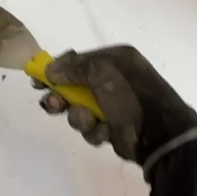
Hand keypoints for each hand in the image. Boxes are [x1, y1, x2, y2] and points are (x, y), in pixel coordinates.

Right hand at [36, 46, 196, 164]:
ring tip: (89, 120)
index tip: (37, 80)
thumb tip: (50, 70)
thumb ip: (74, 68)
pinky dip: (94, 130)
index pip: (77, 61)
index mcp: (115, 60)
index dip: (56, 70)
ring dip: (79, 117)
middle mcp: (113, 80)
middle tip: (53, 105)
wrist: (159, 135)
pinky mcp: (112, 127)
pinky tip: (105, 131)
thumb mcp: (102, 73)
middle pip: (73, 87)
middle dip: (61, 97)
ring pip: (78, 110)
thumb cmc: (132, 97)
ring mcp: (112, 105)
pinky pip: (90, 128)